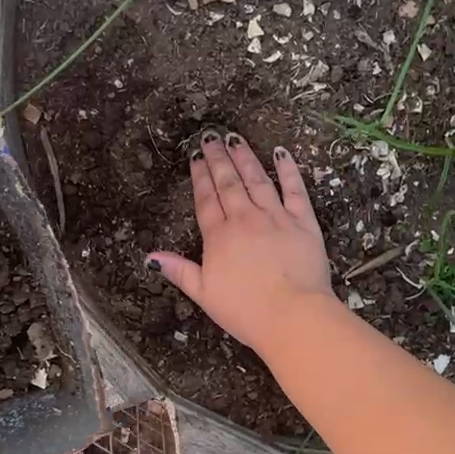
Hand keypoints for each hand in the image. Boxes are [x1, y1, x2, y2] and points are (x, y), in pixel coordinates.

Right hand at [149, 131, 336, 356]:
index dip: (200, 177)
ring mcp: (275, 217)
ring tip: (235, 138)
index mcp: (219, 237)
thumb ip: (179, 271)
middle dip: (218, 158)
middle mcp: (245, 219)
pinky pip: (295, 189)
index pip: (206, 200)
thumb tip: (151, 257)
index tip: (195, 157)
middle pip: (228, 183)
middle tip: (211, 137)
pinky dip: (288, 169)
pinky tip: (280, 153)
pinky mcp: (303, 221)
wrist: (292, 316)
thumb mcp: (204, 294)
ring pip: (257, 179)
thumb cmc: (246, 311)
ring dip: (245, 157)